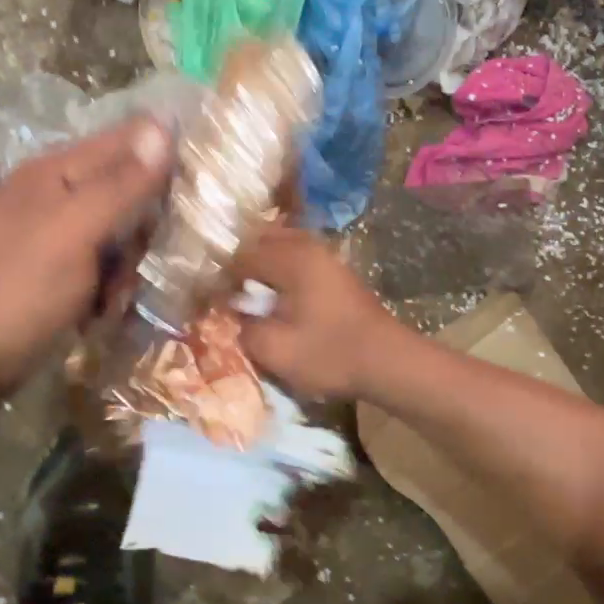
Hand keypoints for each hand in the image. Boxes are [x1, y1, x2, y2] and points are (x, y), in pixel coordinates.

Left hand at [0, 116, 171, 388]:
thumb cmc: (17, 287)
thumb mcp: (74, 232)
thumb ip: (121, 183)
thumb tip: (163, 126)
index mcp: (59, 171)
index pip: (130, 140)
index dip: (169, 153)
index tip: (208, 180)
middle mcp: (61, 195)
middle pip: (132, 192)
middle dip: (147, 228)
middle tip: (146, 257)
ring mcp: (59, 236)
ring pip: (125, 236)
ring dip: (130, 267)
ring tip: (115, 295)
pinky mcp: (61, 273)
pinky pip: (106, 268)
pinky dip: (111, 290)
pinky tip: (102, 312)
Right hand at [233, 227, 405, 400]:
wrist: (387, 362)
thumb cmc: (329, 354)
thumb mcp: (275, 350)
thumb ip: (245, 328)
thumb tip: (238, 314)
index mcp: (291, 258)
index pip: (242, 256)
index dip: (223, 279)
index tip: (216, 302)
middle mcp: (310, 247)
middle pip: (263, 241)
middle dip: (244, 265)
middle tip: (233, 295)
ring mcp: (328, 258)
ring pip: (284, 248)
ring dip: (266, 267)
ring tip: (255, 297)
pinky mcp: (338, 273)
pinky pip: (301, 260)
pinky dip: (285, 273)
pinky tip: (282, 300)